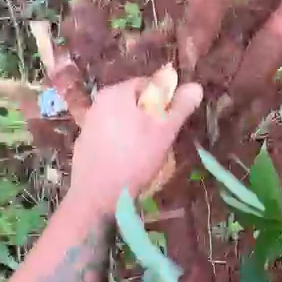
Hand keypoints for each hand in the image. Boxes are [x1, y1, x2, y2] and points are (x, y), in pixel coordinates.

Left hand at [64, 74, 203, 207]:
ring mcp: (89, 123)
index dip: (165, 101)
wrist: (96, 197)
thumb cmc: (134, 158)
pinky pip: (111, 135)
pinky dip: (122, 143)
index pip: (149, 84)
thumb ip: (180, 106)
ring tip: (147, 152)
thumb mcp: (164, 130)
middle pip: (136, 102)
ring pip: (124, 119)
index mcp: (116, 92)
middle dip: (151, 117)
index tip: (171, 122)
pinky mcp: (84, 144)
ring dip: (138, 131)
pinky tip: (128, 162)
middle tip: (162, 138)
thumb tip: (196, 86)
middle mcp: (98, 102)